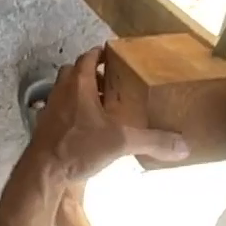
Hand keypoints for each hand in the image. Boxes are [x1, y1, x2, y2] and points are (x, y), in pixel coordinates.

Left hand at [25, 47, 188, 181]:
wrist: (43, 171)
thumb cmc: (77, 147)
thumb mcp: (120, 142)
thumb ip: (152, 141)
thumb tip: (182, 146)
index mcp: (78, 84)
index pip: (88, 57)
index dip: (101, 54)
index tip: (114, 55)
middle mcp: (62, 91)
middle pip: (75, 72)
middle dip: (93, 74)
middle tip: (112, 83)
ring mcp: (51, 108)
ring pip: (66, 91)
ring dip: (82, 93)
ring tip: (104, 106)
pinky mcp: (46, 126)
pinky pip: (61, 110)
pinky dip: (74, 112)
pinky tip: (88, 128)